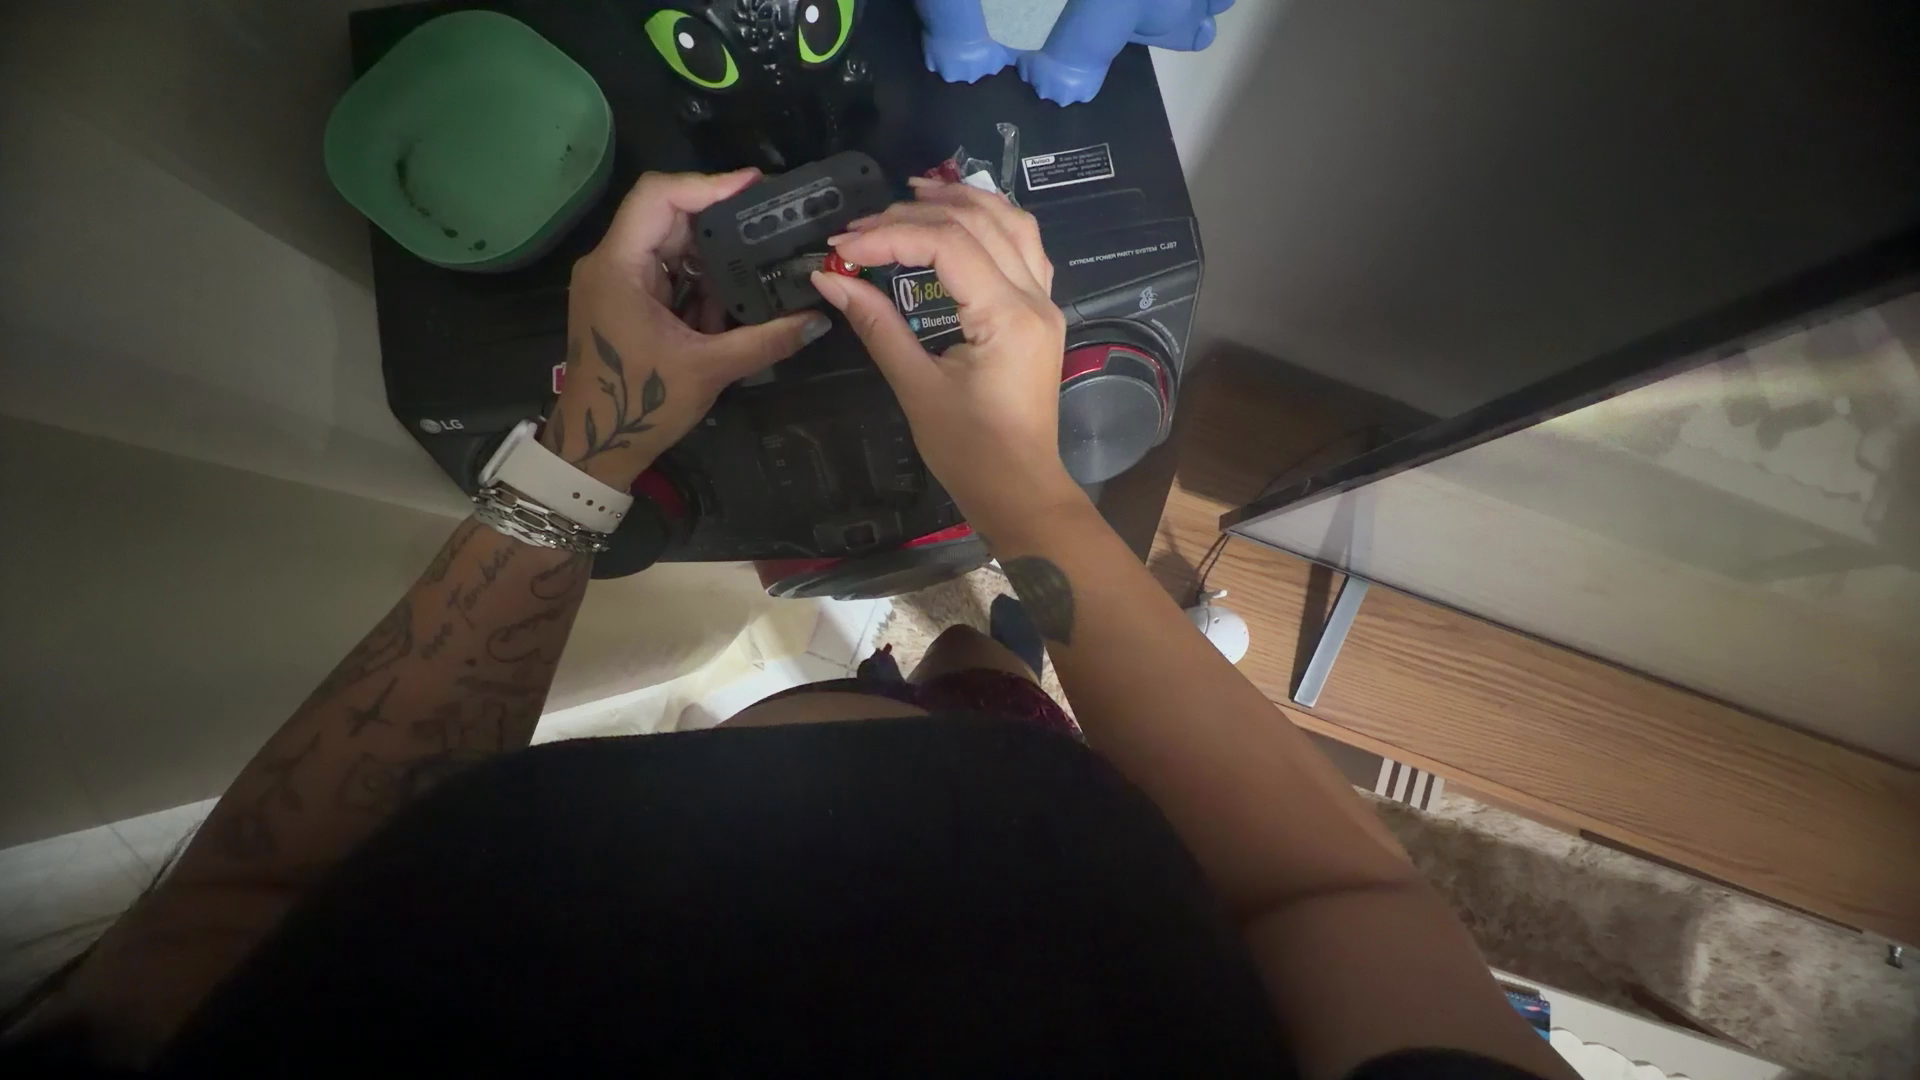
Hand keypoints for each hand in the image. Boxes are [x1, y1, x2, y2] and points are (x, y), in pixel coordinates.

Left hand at [544, 169, 831, 487]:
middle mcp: (612, 262)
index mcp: (620, 267)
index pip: (660, 197)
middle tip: (771, 222)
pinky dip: (700, 281)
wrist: (598, 444)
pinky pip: (667, 273)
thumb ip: (767, 340)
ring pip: (670, 245)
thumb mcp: (711, 369)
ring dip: (714, 255)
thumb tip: (819, 321)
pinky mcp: (626, 300)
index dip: (708, 184)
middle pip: (668, 217)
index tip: (755, 185)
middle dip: (720, 220)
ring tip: (762, 258)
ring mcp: (617, 281)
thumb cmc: (644, 404)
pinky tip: (734, 296)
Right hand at [810, 178, 1081, 534]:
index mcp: (1008, 317)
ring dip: (962, 201)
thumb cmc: (969, 453)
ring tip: (913, 193)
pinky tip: (962, 219)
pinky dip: (992, 223)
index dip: (889, 236)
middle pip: (979, 223)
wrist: (1020, 490)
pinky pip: (1025, 248)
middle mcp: (1036, 299)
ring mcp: (1046, 304)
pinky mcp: (1042, 315)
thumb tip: (830, 279)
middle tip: (863, 228)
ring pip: (1012, 223)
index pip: (947, 246)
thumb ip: (877, 326)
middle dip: (915, 214)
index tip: (843, 249)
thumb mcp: (917, 389)